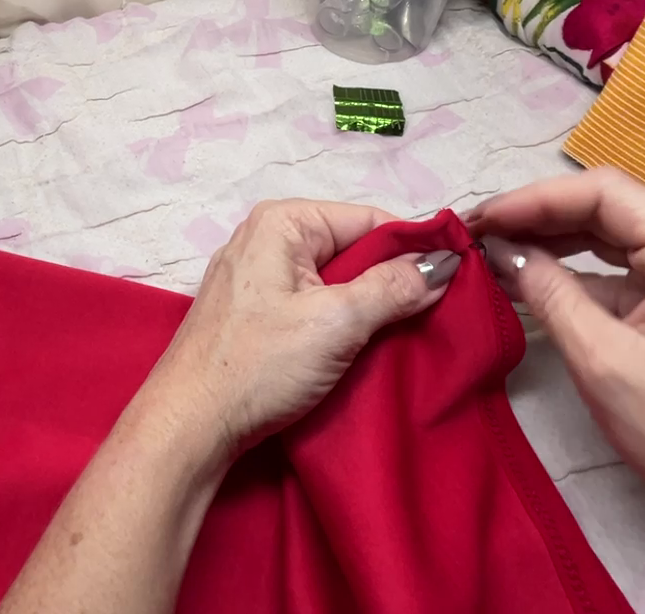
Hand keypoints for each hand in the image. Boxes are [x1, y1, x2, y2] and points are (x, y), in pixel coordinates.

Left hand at [148, 199, 458, 458]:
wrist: (190, 424)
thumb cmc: (258, 365)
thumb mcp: (337, 322)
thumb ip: (393, 287)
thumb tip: (442, 263)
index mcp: (282, 221)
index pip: (367, 219)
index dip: (412, 247)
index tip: (453, 279)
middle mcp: (266, 235)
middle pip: (351, 246)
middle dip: (390, 278)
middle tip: (431, 313)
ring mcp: (256, 271)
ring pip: (333, 275)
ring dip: (367, 302)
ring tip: (400, 332)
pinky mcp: (254, 306)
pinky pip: (311, 296)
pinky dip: (339, 316)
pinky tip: (359, 343)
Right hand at [465, 168, 644, 537]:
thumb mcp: (605, 365)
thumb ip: (549, 293)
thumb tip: (499, 249)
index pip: (604, 194)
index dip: (533, 200)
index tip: (481, 221)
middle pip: (606, 204)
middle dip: (536, 215)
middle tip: (476, 233)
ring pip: (609, 228)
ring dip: (549, 236)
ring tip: (492, 247)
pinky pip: (619, 259)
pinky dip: (572, 264)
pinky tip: (529, 271)